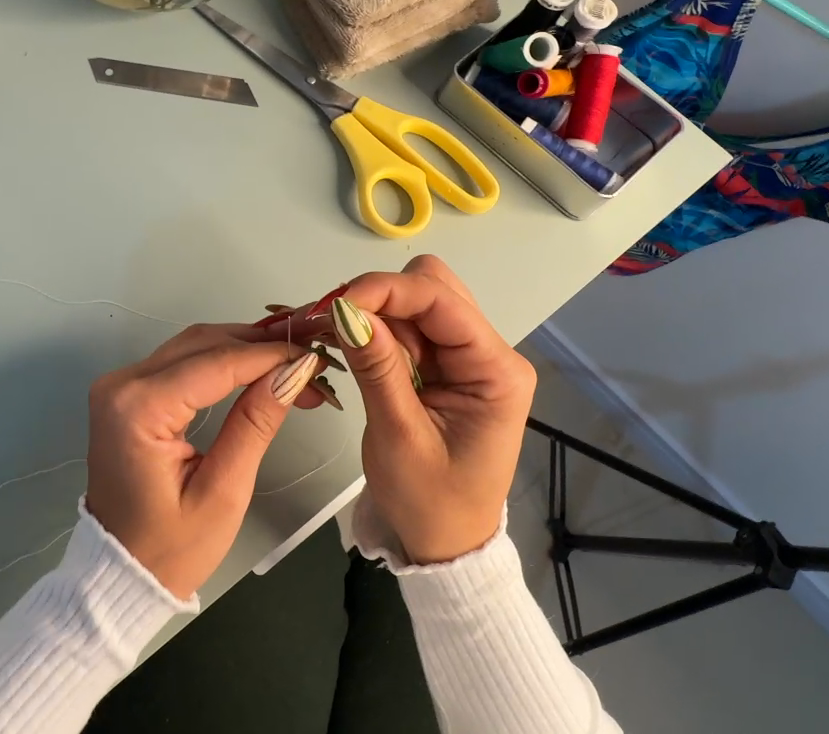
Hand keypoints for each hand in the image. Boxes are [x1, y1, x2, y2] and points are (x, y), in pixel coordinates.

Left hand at [85, 326, 312, 598]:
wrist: (119, 570)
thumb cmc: (170, 548)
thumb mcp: (223, 492)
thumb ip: (255, 424)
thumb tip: (293, 372)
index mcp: (138, 408)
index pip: (216, 362)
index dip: (269, 355)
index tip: (317, 357)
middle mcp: (122, 384)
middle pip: (202, 343)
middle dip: (260, 346)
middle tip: (311, 361)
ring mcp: (120, 385)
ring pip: (192, 345)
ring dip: (243, 348)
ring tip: (293, 365)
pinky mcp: (127, 393)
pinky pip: (180, 361)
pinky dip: (221, 361)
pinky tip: (256, 369)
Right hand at [327, 255, 535, 563]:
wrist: (444, 543)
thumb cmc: (430, 501)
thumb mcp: (399, 436)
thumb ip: (377, 367)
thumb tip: (346, 310)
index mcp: (495, 371)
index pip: (440, 299)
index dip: (384, 290)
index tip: (332, 306)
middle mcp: (487, 353)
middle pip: (432, 286)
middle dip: (379, 296)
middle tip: (333, 324)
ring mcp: (465, 357)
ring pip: (416, 300)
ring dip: (373, 310)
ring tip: (338, 338)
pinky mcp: (442, 364)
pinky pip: (406, 325)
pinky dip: (374, 327)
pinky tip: (350, 346)